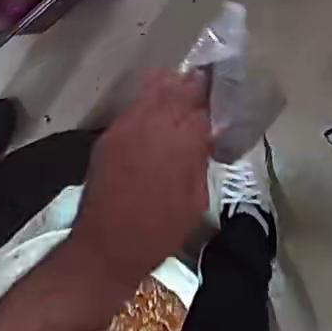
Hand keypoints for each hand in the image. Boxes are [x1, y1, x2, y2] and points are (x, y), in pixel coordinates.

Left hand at [62, 69, 212, 293]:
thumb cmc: (160, 230)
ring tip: (183, 90)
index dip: (214, 94)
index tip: (223, 90)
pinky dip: (149, 104)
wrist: (107, 247)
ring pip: (152, 91)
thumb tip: (208, 134)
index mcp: (181, 141)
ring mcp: (127, 127)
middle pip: (177, 88)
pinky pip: (134, 108)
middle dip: (193, 85)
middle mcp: (153, 124)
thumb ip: (201, 159)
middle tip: (207, 83)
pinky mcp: (108, 136)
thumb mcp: (195, 199)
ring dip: (170, 88)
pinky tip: (157, 114)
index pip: (202, 101)